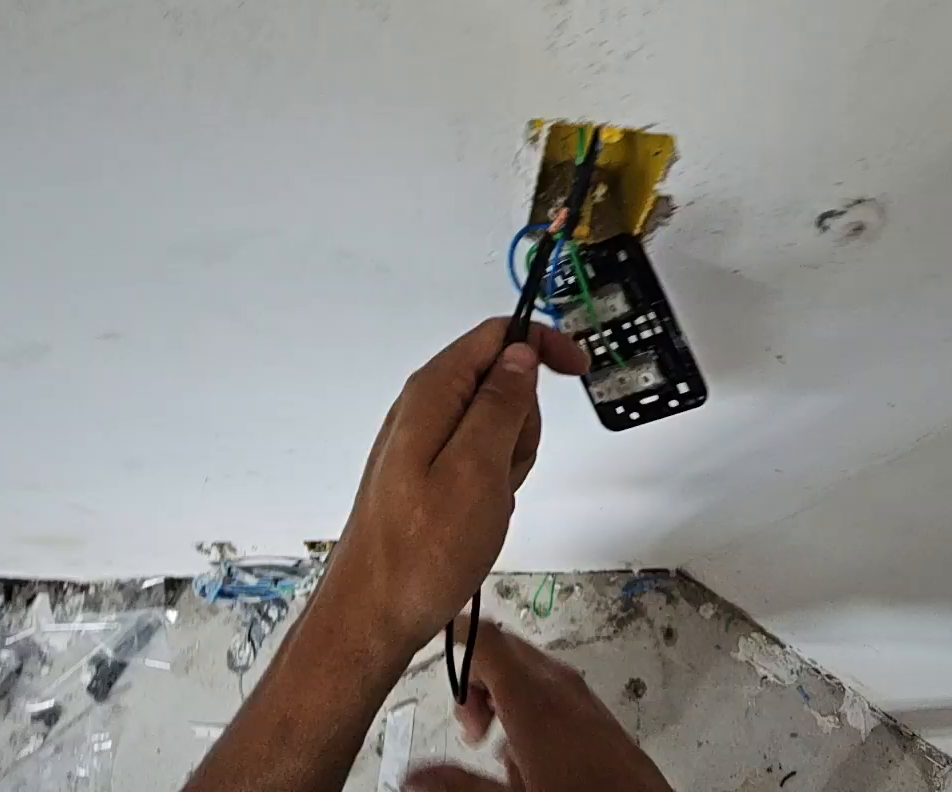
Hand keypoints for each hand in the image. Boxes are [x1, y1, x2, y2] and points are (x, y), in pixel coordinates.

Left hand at [316, 317, 588, 653]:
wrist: (373, 616)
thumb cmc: (423, 551)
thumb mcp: (477, 469)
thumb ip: (501, 402)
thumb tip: (521, 352)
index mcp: (434, 393)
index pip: (496, 335)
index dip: (541, 344)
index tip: (578, 369)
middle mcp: (426, 406)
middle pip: (501, 378)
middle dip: (524, 418)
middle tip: (508, 466)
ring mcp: (426, 438)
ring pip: (497, 418)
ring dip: (512, 454)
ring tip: (491, 496)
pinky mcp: (429, 468)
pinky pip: (482, 452)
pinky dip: (496, 475)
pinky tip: (482, 508)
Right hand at [407, 618, 673, 791]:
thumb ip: (460, 782)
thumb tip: (415, 775)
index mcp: (533, 697)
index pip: (488, 637)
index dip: (459, 631)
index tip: (439, 639)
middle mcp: (558, 683)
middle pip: (505, 649)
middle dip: (477, 676)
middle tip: (469, 725)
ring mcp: (579, 693)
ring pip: (526, 668)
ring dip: (501, 693)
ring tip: (494, 744)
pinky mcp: (593, 708)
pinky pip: (549, 687)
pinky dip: (526, 703)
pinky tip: (527, 753)